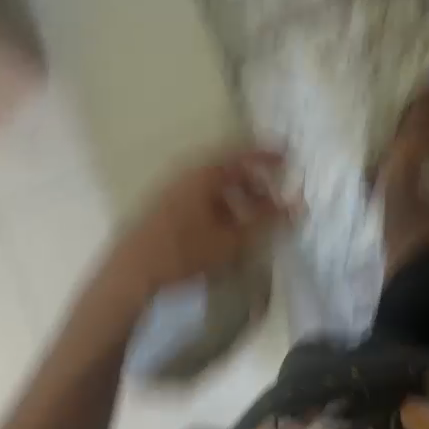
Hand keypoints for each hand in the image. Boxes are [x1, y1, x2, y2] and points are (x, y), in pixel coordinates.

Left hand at [100, 146, 293, 300]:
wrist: (130, 274)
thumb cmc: (183, 253)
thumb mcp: (232, 240)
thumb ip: (268, 221)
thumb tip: (299, 205)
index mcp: (202, 174)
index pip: (241, 153)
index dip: (266, 154)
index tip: (288, 158)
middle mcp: (185, 176)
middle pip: (226, 170)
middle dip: (254, 183)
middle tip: (274, 201)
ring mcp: (170, 192)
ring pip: (211, 188)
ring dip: (236, 200)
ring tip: (253, 224)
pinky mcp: (161, 211)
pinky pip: (198, 201)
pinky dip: (218, 209)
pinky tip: (225, 235)